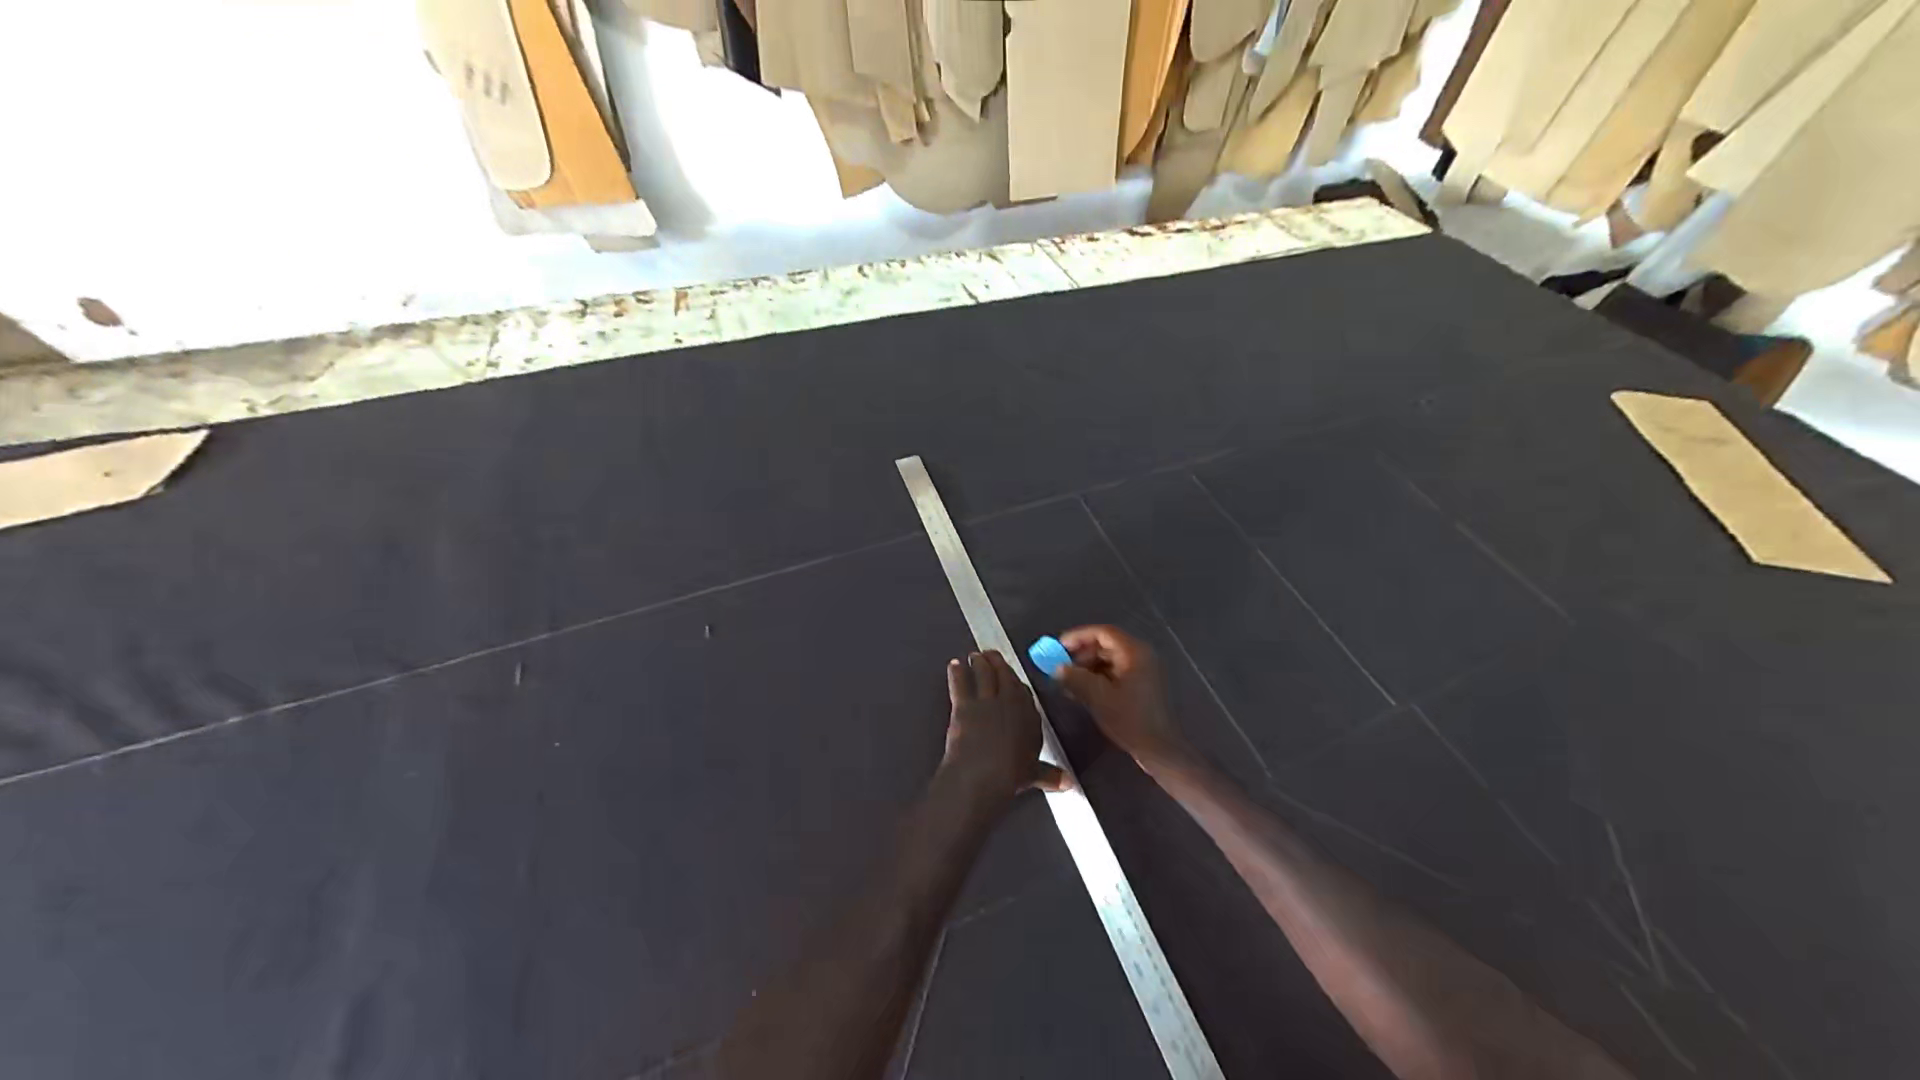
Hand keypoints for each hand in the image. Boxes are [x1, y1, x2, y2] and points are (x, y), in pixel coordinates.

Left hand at [942, 651, 1069, 804]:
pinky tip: (954, 666)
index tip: (1014, 683)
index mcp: (1030, 717)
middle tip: (994, 655)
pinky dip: (956, 673)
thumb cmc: (1010, 776)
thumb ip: (1050, 774)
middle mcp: (1010, 704)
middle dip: (999, 664)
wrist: (983, 775)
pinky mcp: (965, 705)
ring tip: (976, 656)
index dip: (1018, 687)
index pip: (1026, 694)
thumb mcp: (1033, 774)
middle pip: (1005, 677)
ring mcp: (987, 701)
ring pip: (984, 674)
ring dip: (980, 663)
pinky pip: (961, 683)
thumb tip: (1066, 782)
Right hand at [1053, 625, 1186, 766]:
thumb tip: (1057, 668)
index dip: (1079, 637)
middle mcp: (1141, 656)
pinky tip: (1082, 691)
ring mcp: (1143, 671)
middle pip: (1106, 644)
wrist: (1159, 749)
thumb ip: (1075, 678)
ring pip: (1110, 660)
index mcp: (1134, 652)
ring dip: (1087, 667)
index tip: (1058, 646)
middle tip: (1060, 664)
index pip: (1103, 633)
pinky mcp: (1142, 686)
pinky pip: (1116, 673)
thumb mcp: (1098, 697)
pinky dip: (1098, 677)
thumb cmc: (1130, 719)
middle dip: (1081, 653)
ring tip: (1068, 680)